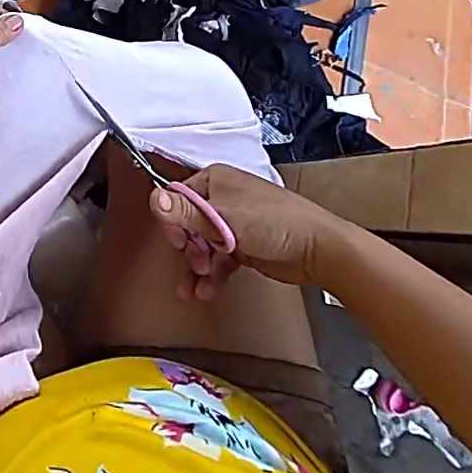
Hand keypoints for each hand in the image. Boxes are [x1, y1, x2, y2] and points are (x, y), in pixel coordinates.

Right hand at [147, 164, 345, 299]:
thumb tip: (153, 198)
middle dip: (189, 250)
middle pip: (189, 225)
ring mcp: (234, 222)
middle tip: (198, 265)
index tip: (180, 244)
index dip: (175, 224)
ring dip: (197, 268)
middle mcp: (222, 198)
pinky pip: (218, 259)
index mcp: (215, 180)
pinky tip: (207, 292)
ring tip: (196, 289)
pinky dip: (212, 276)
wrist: (318, 249)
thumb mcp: (225, 219)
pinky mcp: (243, 244)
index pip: (178, 199)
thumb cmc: (274, 224)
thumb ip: (187, 212)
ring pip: (202, 246)